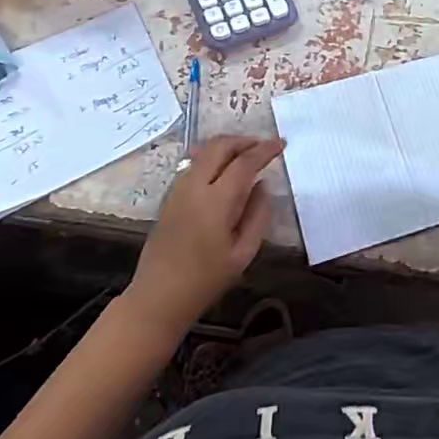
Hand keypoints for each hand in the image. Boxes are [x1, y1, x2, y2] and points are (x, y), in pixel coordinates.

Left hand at [130, 136, 283, 328]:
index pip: (244, 162)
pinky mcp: (170, 198)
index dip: (265, 150)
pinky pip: (194, 166)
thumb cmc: (205, 281)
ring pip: (204, 153)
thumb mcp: (243, 254)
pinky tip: (225, 174)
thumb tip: (262, 187)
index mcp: (216, 201)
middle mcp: (194, 187)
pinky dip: (213, 159)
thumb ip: (257, 216)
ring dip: (227, 148)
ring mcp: (178, 190)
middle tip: (263, 146)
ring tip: (247, 157)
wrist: (157, 297)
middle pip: (219, 146)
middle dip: (244, 141)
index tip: (281, 144)